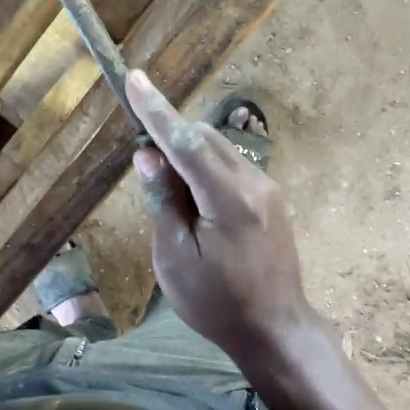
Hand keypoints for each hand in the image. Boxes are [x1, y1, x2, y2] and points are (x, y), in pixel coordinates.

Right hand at [126, 71, 319, 359]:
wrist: (275, 330)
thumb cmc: (216, 303)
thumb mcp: (173, 257)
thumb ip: (162, 199)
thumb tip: (148, 153)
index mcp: (228, 198)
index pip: (185, 141)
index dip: (156, 110)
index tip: (134, 79)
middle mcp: (253, 183)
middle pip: (204, 138)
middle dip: (170, 137)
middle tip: (144, 168)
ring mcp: (268, 190)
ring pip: (219, 150)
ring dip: (188, 155)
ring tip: (171, 199)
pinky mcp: (271, 200)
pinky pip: (231, 168)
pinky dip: (206, 170)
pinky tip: (195, 205)